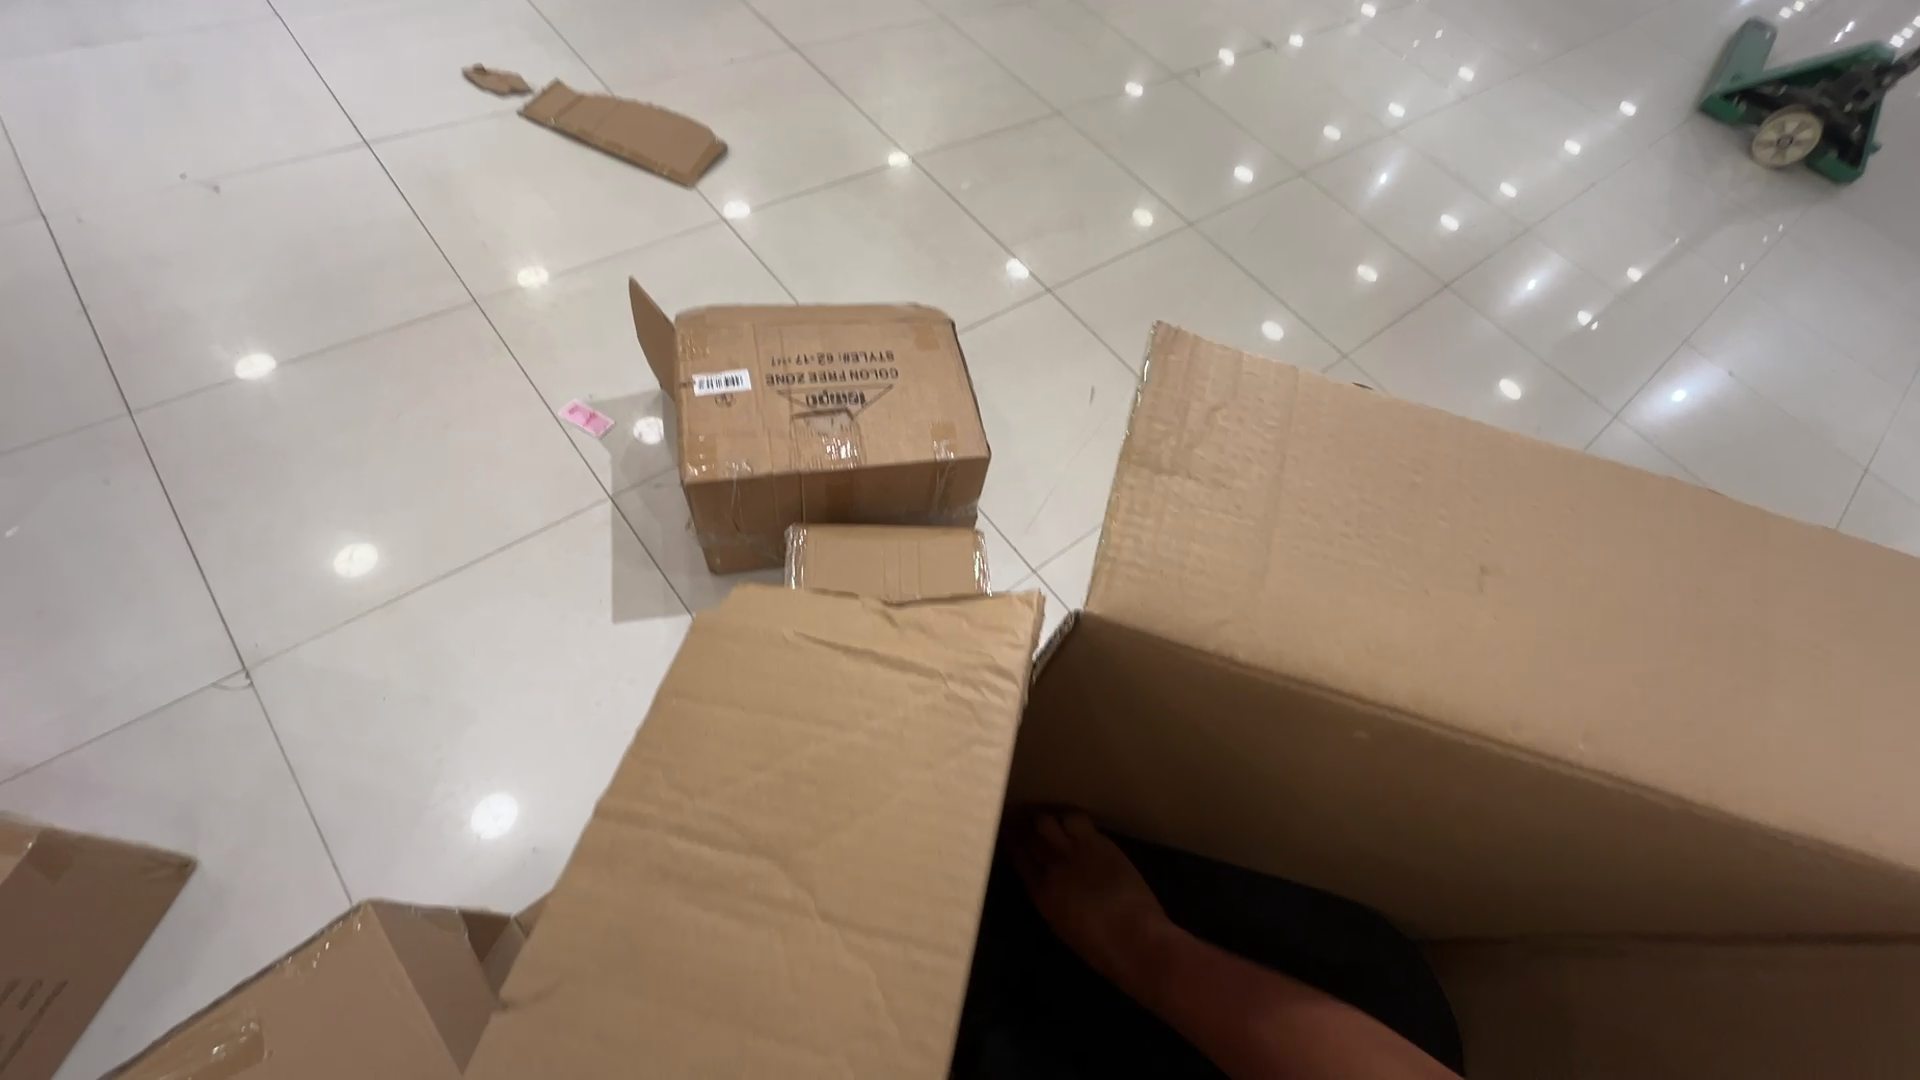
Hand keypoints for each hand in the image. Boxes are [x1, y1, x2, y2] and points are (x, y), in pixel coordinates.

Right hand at [1009, 809, 1175, 990]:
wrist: (1135, 938)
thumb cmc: (1102, 947)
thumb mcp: (1064, 925)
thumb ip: (1052, 898)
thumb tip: (1050, 882)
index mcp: (1041, 893)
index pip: (1019, 858)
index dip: (1013, 843)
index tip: (1010, 832)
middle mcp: (1051, 867)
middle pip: (1029, 836)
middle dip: (1024, 824)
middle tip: (1025, 817)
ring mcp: (1073, 851)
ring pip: (1048, 820)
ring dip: (1047, 819)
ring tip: (1052, 820)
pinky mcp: (1097, 842)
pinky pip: (1075, 819)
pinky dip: (1070, 817)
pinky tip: (1073, 821)